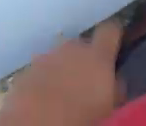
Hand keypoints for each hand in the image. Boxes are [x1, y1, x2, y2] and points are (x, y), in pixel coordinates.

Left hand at [0, 19, 124, 125]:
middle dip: (85, 59)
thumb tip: (116, 79)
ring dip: (64, 68)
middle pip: (83, 44)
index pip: (110, 30)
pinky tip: (45, 97)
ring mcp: (48, 55)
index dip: (113, 36)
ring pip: (61, 56)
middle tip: (87, 82)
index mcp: (97, 56)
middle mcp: (72, 47)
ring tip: (64, 92)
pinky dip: (46, 77)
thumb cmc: (80, 117)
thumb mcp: (108, 107)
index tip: (115, 46)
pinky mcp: (29, 68)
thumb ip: (115, 88)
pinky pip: (43, 67)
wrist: (35, 124)